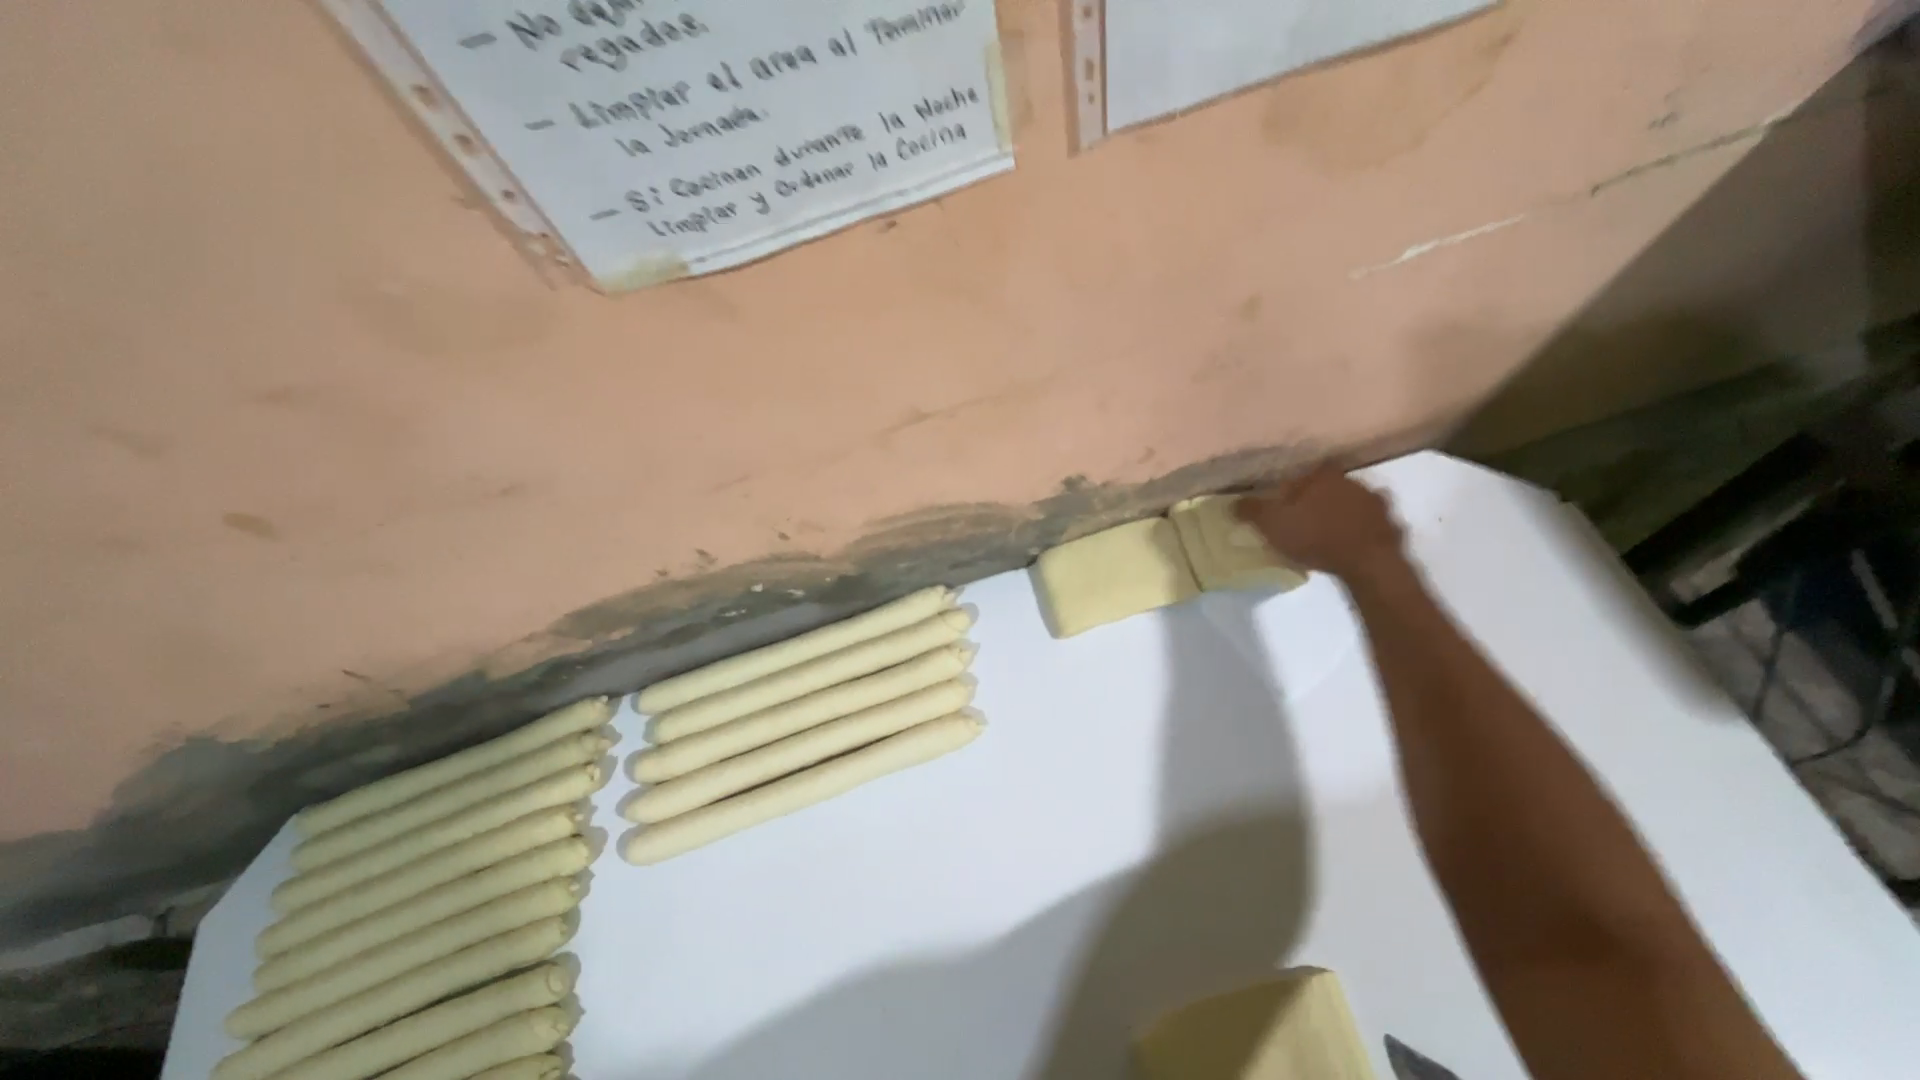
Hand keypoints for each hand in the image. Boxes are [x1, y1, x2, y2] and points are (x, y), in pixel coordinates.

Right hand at [1233, 466, 1407, 581]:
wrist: (1367, 562)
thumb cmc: (1314, 536)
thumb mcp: (1271, 524)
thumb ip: (1251, 511)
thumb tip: (1233, 502)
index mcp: (1324, 476)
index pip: (1310, 471)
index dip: (1300, 484)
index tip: (1290, 499)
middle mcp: (1354, 482)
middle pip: (1334, 485)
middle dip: (1323, 498)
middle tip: (1308, 518)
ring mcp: (1377, 504)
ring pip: (1357, 504)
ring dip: (1346, 514)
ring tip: (1331, 534)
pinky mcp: (1392, 527)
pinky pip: (1375, 525)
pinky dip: (1365, 531)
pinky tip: (1354, 545)